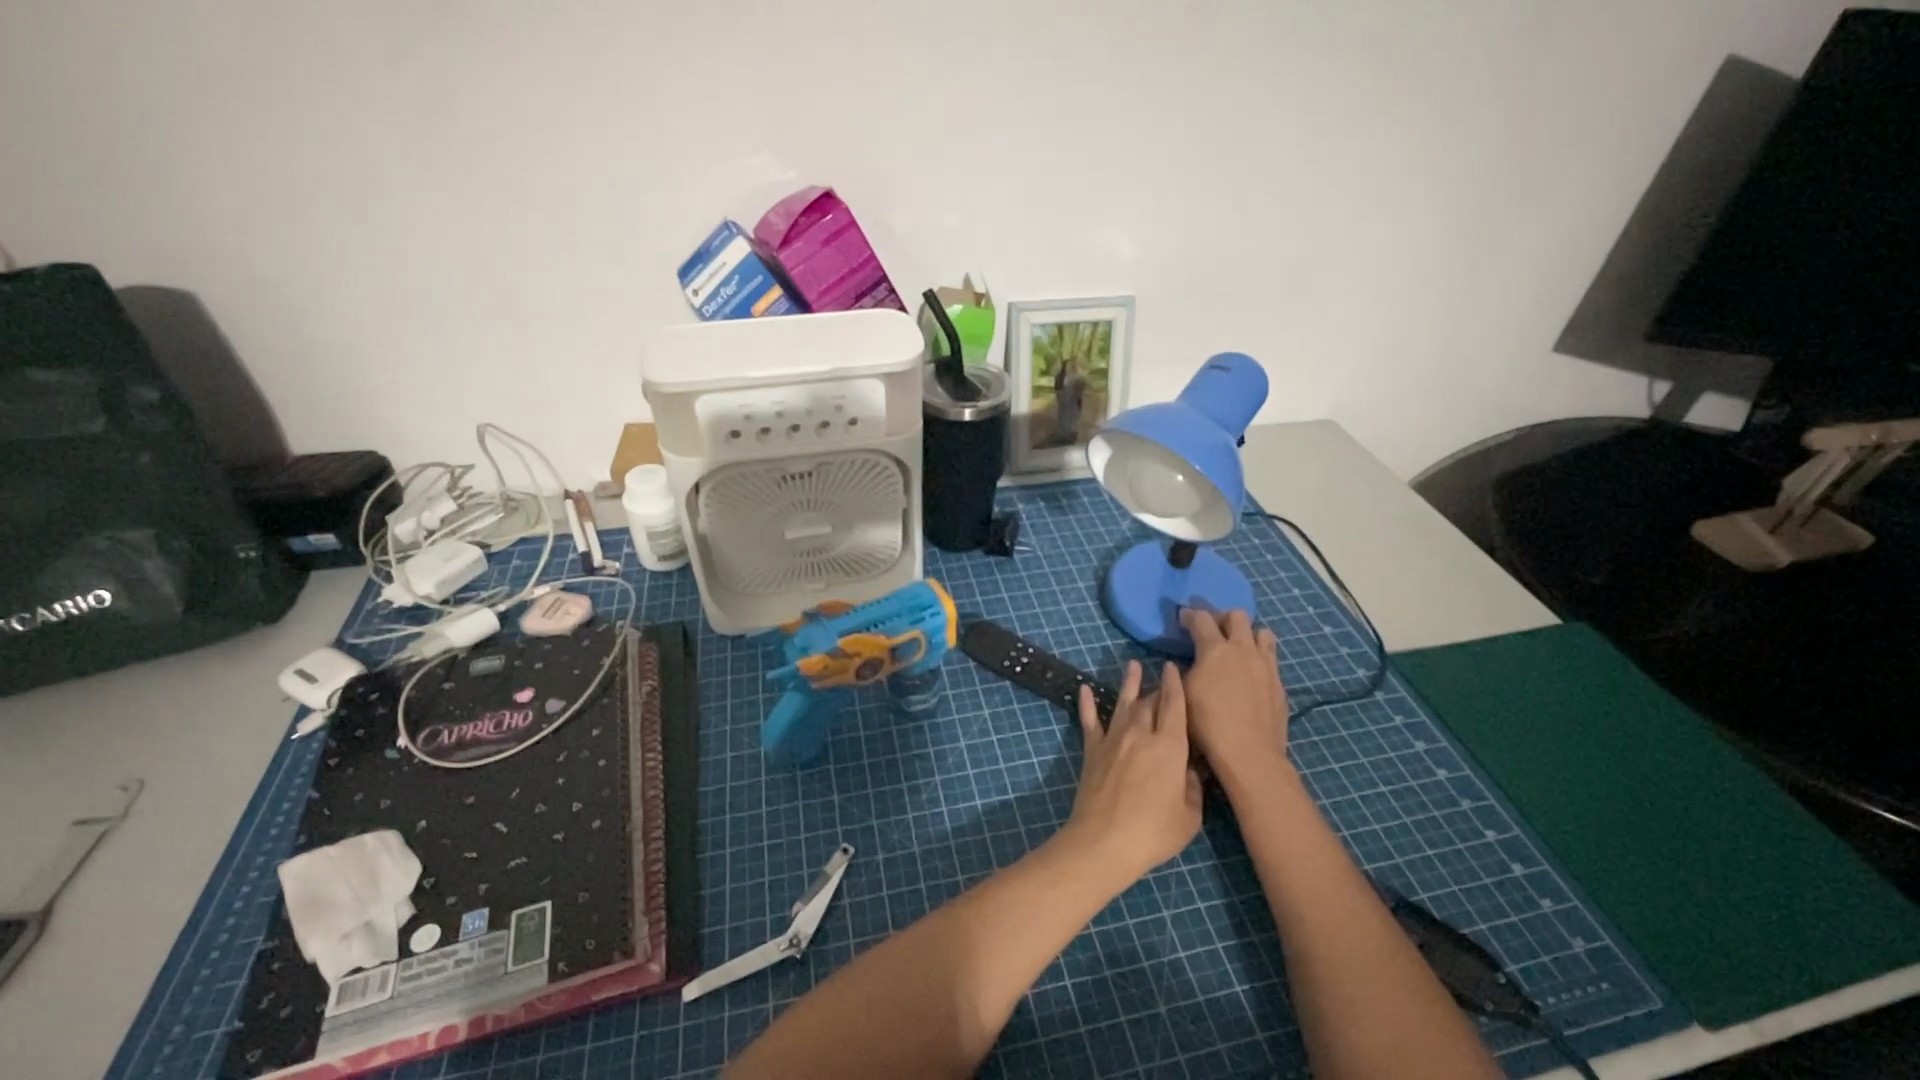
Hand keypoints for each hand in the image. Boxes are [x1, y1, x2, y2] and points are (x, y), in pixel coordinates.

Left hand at [1063, 660, 1202, 878]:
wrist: (1104, 841)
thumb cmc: (1153, 832)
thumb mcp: (1190, 816)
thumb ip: (1194, 788)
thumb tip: (1191, 770)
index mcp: (1169, 745)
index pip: (1175, 705)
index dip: (1176, 684)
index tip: (1176, 668)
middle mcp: (1140, 734)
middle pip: (1150, 701)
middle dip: (1158, 687)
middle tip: (1163, 676)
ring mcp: (1113, 740)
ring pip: (1123, 703)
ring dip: (1129, 683)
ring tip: (1132, 665)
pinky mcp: (1092, 751)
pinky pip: (1090, 721)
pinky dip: (1087, 704)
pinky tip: (1084, 689)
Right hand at [1180, 609, 1290, 780]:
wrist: (1249, 753)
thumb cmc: (1207, 724)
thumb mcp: (1184, 695)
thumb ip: (1184, 673)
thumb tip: (1184, 664)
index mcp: (1215, 650)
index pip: (1202, 619)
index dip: (1190, 614)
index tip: (1183, 616)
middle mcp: (1243, 650)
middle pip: (1237, 616)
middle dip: (1222, 617)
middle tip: (1212, 629)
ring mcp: (1266, 665)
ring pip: (1262, 633)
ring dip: (1248, 634)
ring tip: (1238, 647)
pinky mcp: (1279, 683)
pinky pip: (1271, 658)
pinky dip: (1259, 658)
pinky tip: (1251, 674)